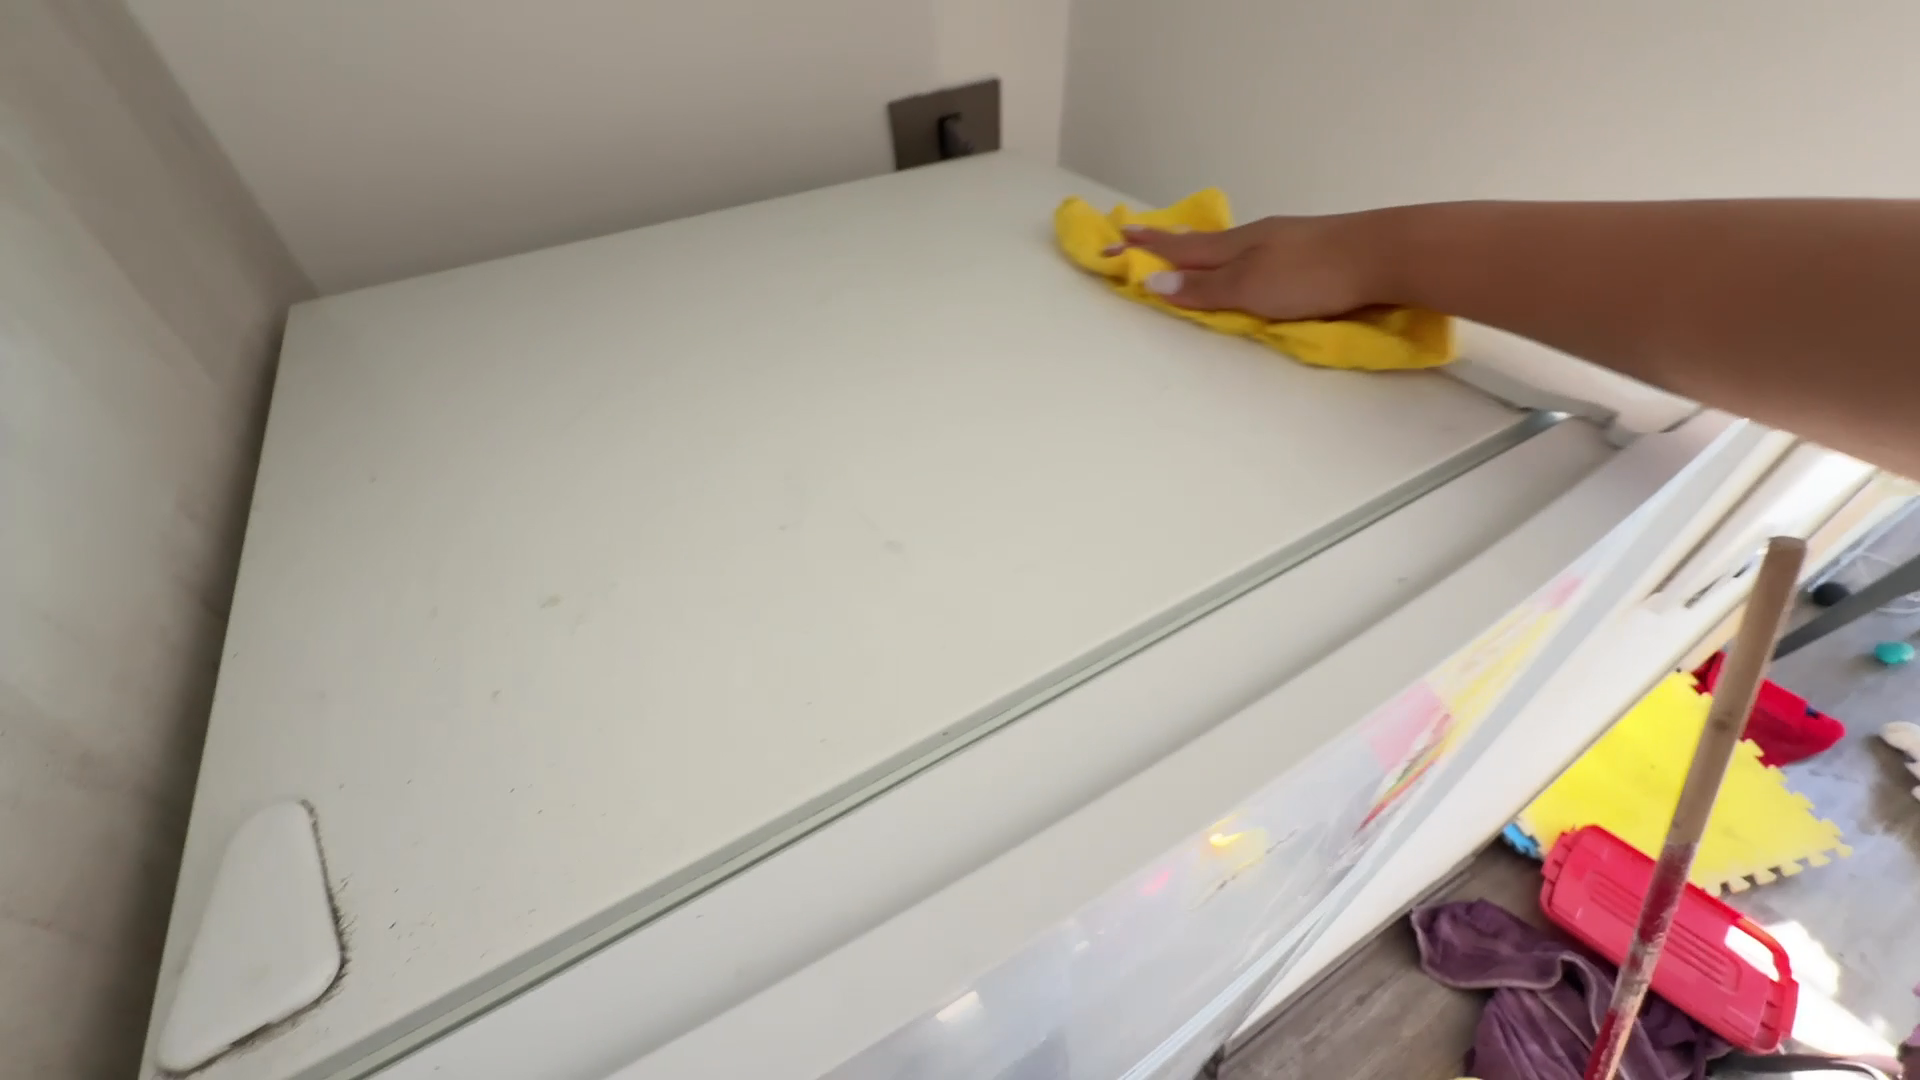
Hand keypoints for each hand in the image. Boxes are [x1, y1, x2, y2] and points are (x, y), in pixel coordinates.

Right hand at [1109, 213, 1391, 320]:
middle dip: (1170, 243)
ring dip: (1202, 251)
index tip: (1118, 237)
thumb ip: (1203, 288)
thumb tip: (1154, 281)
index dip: (1149, 247)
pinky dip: (1232, 258)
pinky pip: (1255, 253)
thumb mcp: (1249, 287)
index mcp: (1236, 246)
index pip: (1181, 247)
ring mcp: (1284, 241)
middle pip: (1203, 242)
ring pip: (1230, 247)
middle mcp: (1256, 238)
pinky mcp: (1308, 251)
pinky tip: (1241, 262)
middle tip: (1143, 238)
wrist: (1387, 254)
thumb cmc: (1312, 275)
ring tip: (1185, 253)